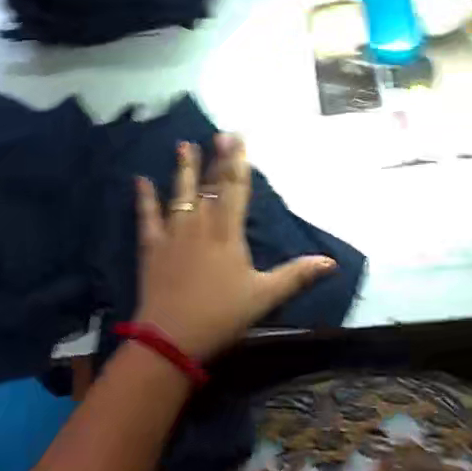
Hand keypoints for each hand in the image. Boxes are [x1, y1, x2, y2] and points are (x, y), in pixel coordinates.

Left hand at [132, 135, 336, 361]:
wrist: (171, 337)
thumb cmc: (222, 315)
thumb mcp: (265, 297)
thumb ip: (296, 275)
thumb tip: (331, 261)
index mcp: (228, 233)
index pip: (235, 189)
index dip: (238, 162)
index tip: (239, 139)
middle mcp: (200, 225)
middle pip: (209, 185)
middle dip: (215, 158)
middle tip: (219, 134)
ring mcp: (173, 234)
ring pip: (179, 194)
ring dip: (183, 169)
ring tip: (184, 145)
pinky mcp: (151, 247)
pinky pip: (147, 217)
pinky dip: (144, 198)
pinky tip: (140, 180)